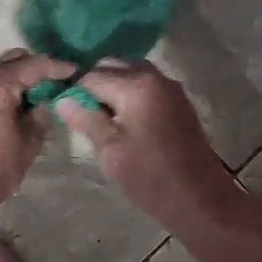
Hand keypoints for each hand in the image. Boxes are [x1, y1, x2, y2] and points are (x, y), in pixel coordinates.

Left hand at [0, 49, 75, 218]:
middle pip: (11, 60)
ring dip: (14, 76)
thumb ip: (41, 114)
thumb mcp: (30, 142)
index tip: (75, 72)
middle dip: (35, 66)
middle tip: (53, 81)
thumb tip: (45, 101)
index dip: (57, 67)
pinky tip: (9, 106)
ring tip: (32, 93)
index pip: (34, 65)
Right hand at [55, 61, 243, 233]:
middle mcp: (154, 76)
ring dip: (113, 85)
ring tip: (102, 117)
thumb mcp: (111, 151)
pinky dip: (131, 90)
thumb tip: (61, 98)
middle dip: (95, 83)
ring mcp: (170, 86)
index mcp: (136, 86)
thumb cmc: (150, 177)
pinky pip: (147, 82)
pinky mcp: (178, 98)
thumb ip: (86, 120)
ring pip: (131, 71)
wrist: (199, 197)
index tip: (65, 109)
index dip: (75, 90)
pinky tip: (124, 118)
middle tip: (83, 113)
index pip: (93, 75)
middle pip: (114, 65)